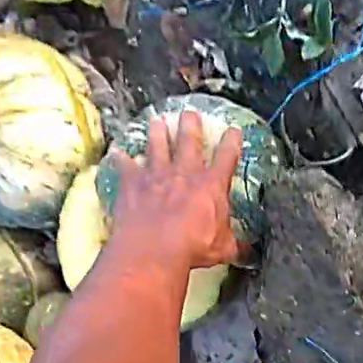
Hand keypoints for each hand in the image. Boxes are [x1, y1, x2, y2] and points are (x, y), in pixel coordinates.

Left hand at [106, 110, 242, 270]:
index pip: (227, 157)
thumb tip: (245, 250)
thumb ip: (233, 243)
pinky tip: (117, 152)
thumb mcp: (223, 248)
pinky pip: (125, 167)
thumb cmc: (193, 247)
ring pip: (157, 146)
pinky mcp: (131, 184)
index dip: (232, 142)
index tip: (234, 130)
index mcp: (212, 186)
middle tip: (190, 113)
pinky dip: (121, 159)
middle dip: (191, 125)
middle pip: (189, 142)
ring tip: (156, 121)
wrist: (153, 249)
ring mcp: (156, 175)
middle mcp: (185, 173)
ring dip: (157, 133)